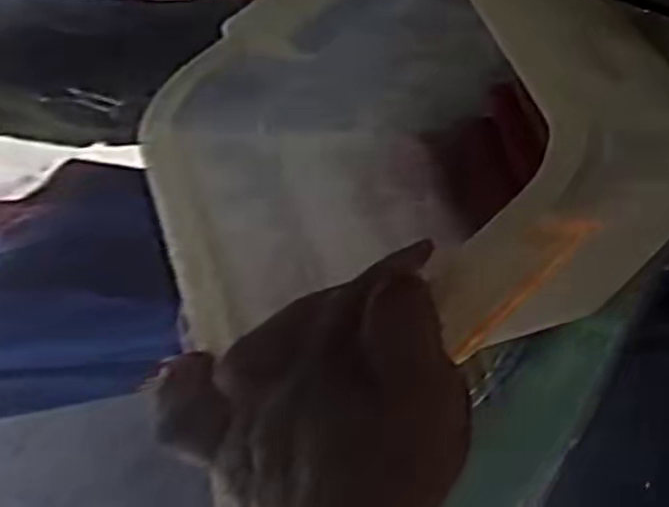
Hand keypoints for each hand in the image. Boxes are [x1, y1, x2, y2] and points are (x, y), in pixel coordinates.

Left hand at [153, 242, 469, 506]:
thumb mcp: (429, 391)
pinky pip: (187, 416)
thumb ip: (410, 332)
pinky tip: (190, 370)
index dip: (397, 267)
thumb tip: (399, 280)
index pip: (366, 292)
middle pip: (308, 317)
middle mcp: (280, 384)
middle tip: (386, 291)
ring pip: (248, 355)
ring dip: (284, 325)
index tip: (426, 254)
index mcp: (335, 363)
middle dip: (349, 292)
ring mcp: (242, 426)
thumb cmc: (403, 464)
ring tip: (310, 318)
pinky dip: (187, 385)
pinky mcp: (223, 464)